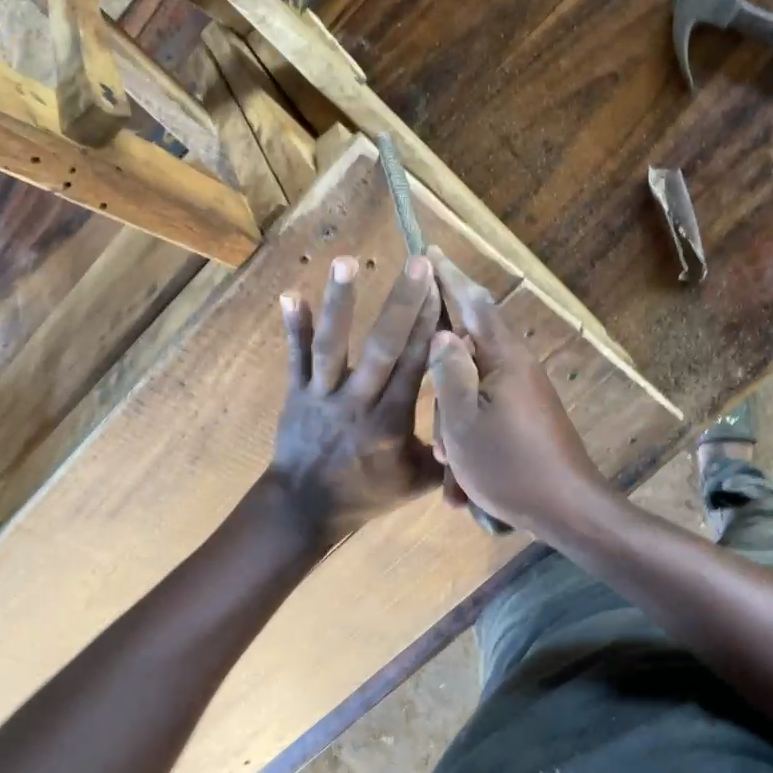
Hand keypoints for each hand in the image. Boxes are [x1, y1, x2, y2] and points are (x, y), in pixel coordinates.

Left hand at [266, 254, 444, 546]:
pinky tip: (290, 292)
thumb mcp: (414, 483)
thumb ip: (447, 457)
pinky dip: (293, 326)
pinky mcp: (295, 392)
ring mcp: (322, 395)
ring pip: (331, 346)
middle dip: (401, 305)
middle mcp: (357, 402)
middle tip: (418, 264)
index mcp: (389, 422)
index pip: (415, 368)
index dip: (430, 330)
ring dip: (339, 303)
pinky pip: (294, 357)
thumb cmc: (366, 494)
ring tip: (346, 262)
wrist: (302, 510)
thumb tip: (482, 427)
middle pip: (382, 348)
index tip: (445, 293)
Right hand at [425, 247, 620, 536]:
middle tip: (435, 428)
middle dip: (444, 387)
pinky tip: (464, 486)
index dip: (448, 278)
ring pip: (475, 394)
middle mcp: (517, 367)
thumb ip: (449, 373)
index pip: (472, 303)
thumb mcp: (463, 422)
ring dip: (456, 429)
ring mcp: (525, 394)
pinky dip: (472, 445)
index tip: (429, 253)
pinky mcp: (528, 419)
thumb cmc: (510, 466)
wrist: (569, 511)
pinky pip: (489, 418)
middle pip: (469, 352)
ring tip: (451, 473)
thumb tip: (442, 334)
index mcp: (503, 358)